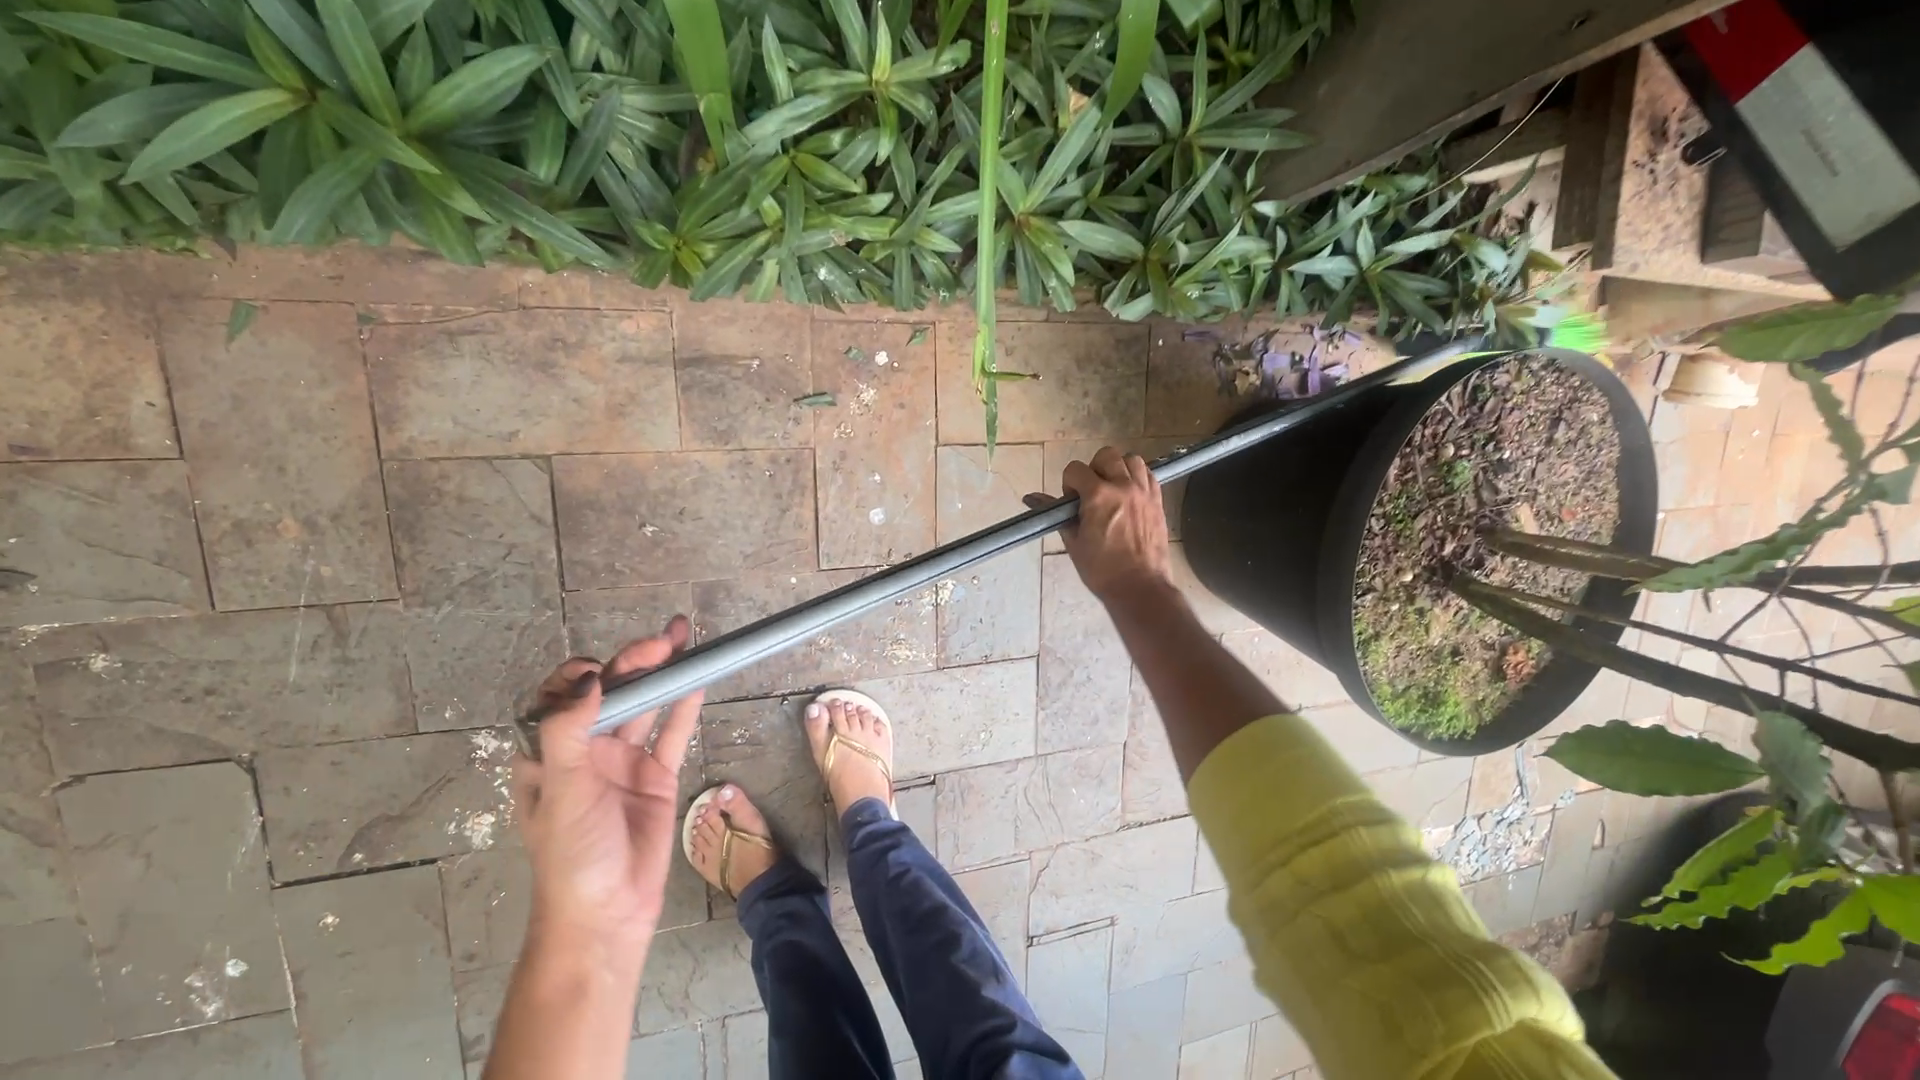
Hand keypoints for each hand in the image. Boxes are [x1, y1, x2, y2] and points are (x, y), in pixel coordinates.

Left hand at [512, 618, 702, 970]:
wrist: (607, 912)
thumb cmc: (570, 853)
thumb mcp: (559, 789)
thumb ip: (567, 729)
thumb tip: (589, 678)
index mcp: (549, 752)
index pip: (561, 697)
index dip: (580, 675)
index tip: (601, 670)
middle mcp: (586, 751)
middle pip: (612, 694)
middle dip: (634, 662)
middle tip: (663, 640)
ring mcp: (624, 762)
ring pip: (646, 707)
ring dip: (663, 675)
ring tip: (683, 640)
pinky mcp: (656, 778)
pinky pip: (672, 734)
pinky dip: (684, 707)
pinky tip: (698, 679)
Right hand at [1025, 445, 1171, 601]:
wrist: (1139, 587)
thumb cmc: (1102, 570)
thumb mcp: (1073, 542)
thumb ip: (1057, 514)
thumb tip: (1031, 498)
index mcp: (1098, 496)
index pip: (1075, 469)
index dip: (1069, 483)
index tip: (1072, 502)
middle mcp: (1123, 487)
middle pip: (1106, 455)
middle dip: (1094, 469)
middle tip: (1091, 492)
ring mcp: (1143, 493)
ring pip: (1131, 460)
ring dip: (1118, 468)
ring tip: (1113, 489)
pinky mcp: (1158, 502)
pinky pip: (1149, 475)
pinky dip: (1138, 478)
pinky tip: (1129, 495)